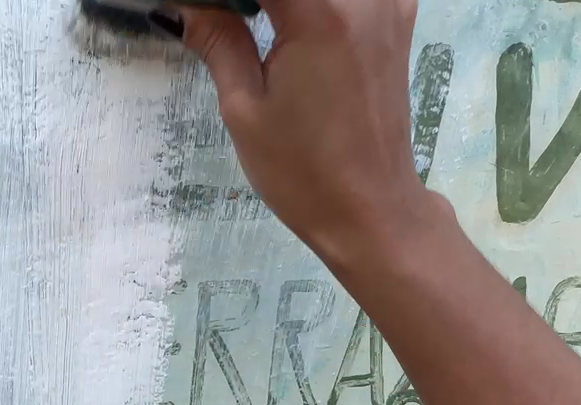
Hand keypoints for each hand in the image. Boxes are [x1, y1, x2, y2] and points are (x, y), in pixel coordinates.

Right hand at [178, 0, 443, 272]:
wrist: (367, 208)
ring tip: (251, 27)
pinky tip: (287, 27)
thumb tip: (183, 8)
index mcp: (319, 11)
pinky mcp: (396, 14)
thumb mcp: (245, 111)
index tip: (201, 12)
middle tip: (223, 23)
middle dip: (251, 0)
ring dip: (280, 5)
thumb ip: (218, 43)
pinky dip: (313, 6)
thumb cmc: (303, 174)